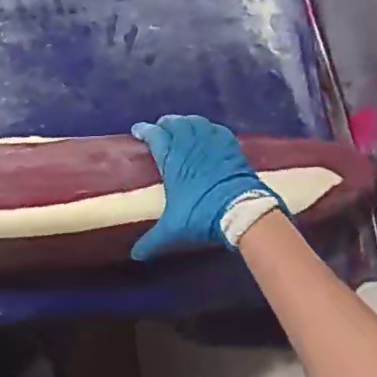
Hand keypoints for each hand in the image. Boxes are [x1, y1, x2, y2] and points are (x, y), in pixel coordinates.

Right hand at [129, 114, 281, 259]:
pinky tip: (207, 130)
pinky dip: (208, 127)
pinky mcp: (231, 148)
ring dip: (185, 122)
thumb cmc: (201, 215)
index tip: (138, 130)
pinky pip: (217, 129)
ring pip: (196, 122)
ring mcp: (213, 144)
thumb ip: (152, 241)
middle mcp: (191, 147)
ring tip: (180, 125)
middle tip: (159, 128)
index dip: (145, 130)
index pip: (155, 136)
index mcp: (173, 161)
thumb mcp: (172, 230)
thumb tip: (135, 255)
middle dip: (165, 123)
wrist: (241, 210)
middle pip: (175, 124)